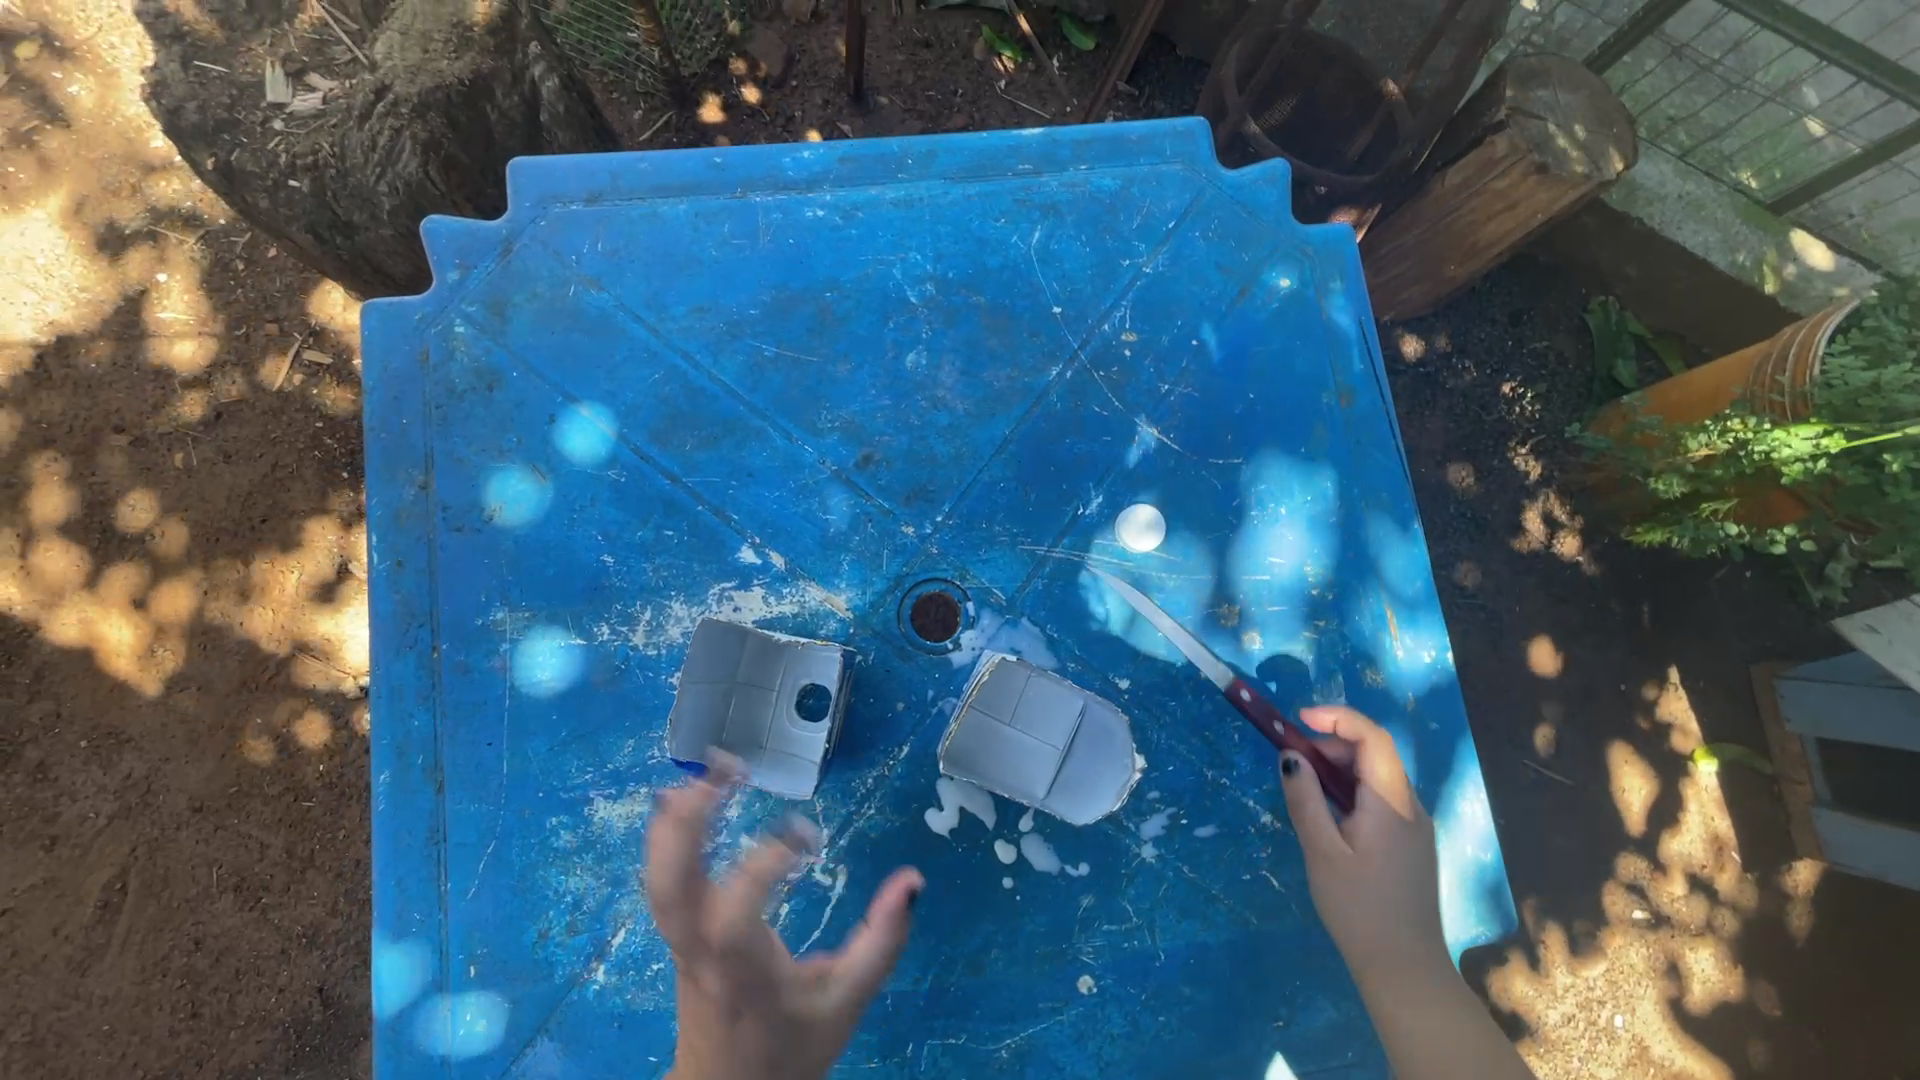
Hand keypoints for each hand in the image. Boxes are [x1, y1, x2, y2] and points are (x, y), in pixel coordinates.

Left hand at [646, 754, 924, 1079]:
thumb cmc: (791, 1047)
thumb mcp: (847, 1000)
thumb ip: (882, 941)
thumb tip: (912, 879)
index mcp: (743, 970)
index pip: (738, 909)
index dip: (768, 860)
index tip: (808, 836)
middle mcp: (701, 951)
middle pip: (671, 885)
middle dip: (691, 821)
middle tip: (726, 771)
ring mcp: (680, 943)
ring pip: (657, 880)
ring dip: (675, 820)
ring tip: (706, 772)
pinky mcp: (677, 936)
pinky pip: (662, 883)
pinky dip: (669, 836)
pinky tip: (684, 800)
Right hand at [1276, 706, 1447, 985]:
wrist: (1404, 966)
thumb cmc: (1358, 907)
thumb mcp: (1321, 850)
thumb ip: (1304, 798)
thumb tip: (1290, 756)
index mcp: (1391, 803)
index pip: (1373, 738)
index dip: (1338, 717)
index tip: (1298, 719)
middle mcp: (1411, 806)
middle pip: (1374, 754)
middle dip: (1331, 744)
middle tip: (1292, 760)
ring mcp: (1415, 826)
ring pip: (1376, 777)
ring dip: (1339, 768)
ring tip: (1304, 788)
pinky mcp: (1410, 844)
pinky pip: (1380, 799)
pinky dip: (1350, 790)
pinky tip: (1328, 817)